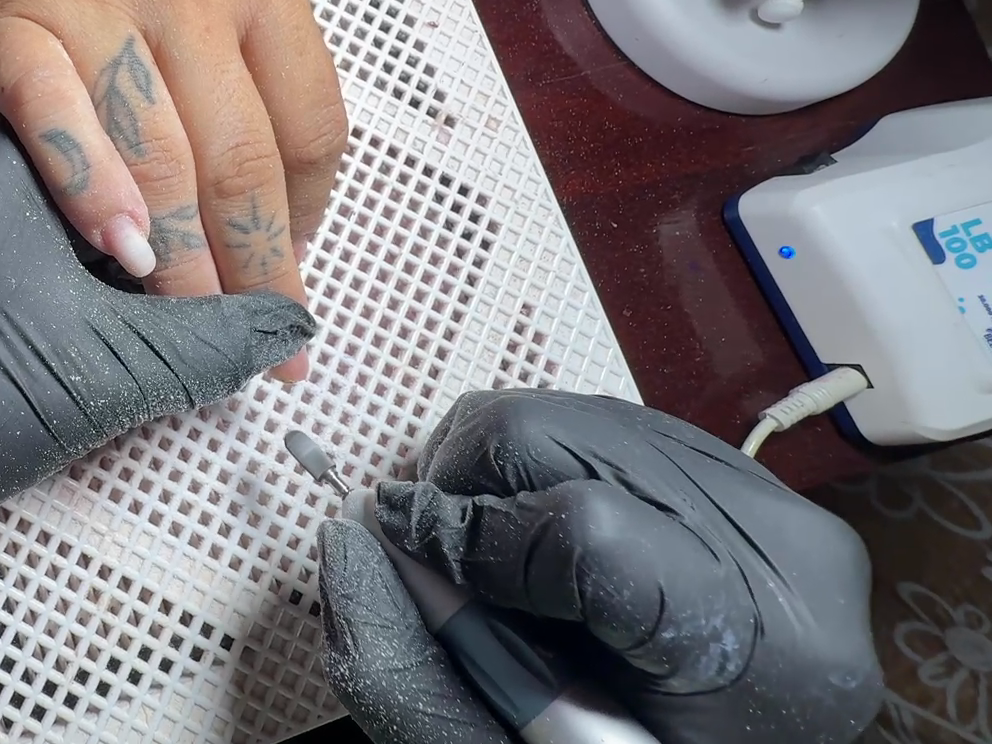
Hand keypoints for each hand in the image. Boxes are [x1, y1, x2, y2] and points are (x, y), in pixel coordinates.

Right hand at [0, 0, 345, 378]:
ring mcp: (92, 5)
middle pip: (240, 158)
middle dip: (257, 265)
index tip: (294, 263)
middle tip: (267, 341)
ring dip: (184, 257)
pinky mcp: (11, 28)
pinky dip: (91, 194)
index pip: (310, 121)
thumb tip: (277, 200)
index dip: (309, 213)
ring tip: (196, 324)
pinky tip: (121, 251)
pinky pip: (56, 124)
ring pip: (157, 156)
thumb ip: (252, 60)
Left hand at [0, 115, 314, 712]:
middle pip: (123, 175)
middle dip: (190, 239)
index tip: (257, 263)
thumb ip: (213, 339)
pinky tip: (139, 310)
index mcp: (13, 150)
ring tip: (200, 308)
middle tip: (235, 295)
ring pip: (94, 211)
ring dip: (150, 261)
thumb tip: (292, 323)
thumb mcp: (107, 369)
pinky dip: (106, 273)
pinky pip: (59, 239)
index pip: (147, 150)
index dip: (214, 208)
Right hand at [316, 392, 882, 743]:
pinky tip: (523, 515)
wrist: (719, 736)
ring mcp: (746, 481)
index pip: (583, 535)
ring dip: (473, 466)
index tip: (401, 545)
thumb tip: (348, 528)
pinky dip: (507, 456)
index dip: (465, 534)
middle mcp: (771, 541)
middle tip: (438, 543)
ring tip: (484, 536)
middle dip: (453, 482)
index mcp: (756, 651)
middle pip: (546, 433)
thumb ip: (405, 662)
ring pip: (543, 407)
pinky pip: (565, 410)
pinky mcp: (708, 452)